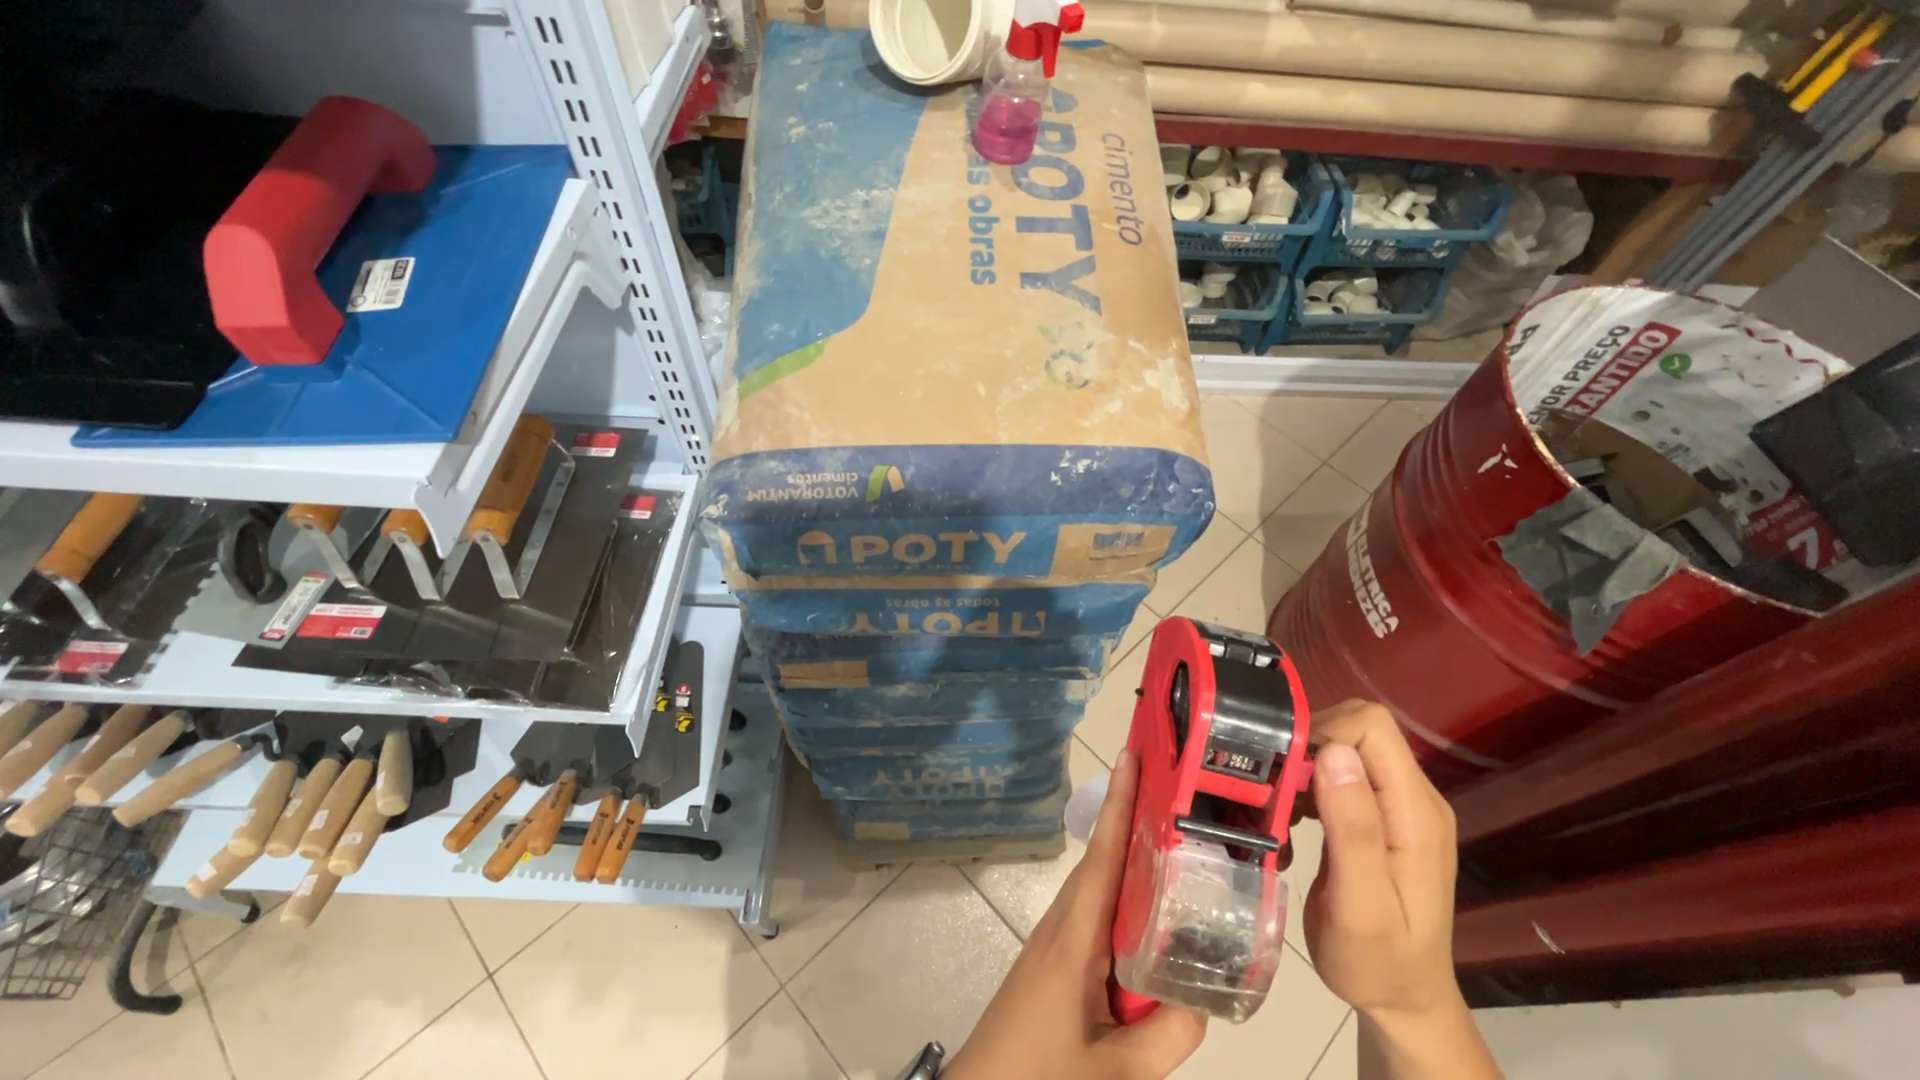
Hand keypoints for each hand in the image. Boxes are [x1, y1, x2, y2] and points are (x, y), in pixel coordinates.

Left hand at [945, 748, 1207, 1079]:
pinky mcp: (1055, 961)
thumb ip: (1173, 1032)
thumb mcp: (1121, 1068)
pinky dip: (1125, 901)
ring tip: (1179, 841)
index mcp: (1076, 937)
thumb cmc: (1043, 1074)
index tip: (1132, 756)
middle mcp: (1064, 925)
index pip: (1104, 856)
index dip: (1120, 804)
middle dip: (1136, 820)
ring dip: (1132, 860)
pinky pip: (1097, 916)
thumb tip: (1206, 995)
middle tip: (1181, 792)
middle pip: (1104, 862)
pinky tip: (1153, 915)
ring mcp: (1056, 941)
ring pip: (1101, 889)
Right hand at [1301, 700, 1500, 1078]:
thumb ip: (1352, 828)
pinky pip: (1339, 772)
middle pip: (1358, 727)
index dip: (1323, 735)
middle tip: (1277, 795)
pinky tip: (1292, 821)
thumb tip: (1334, 753)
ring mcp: (1398, 805)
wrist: (1402, 998)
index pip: (1372, 726)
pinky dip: (1306, 786)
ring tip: (1280, 812)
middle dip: (1307, 747)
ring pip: (1344, 745)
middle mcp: (1413, 797)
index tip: (1287, 777)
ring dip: (1303, 768)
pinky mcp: (1380, 815)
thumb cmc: (1377, 961)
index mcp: (1415, 812)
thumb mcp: (1362, 905)